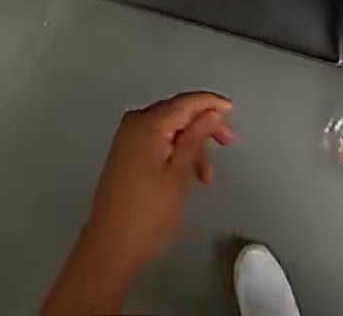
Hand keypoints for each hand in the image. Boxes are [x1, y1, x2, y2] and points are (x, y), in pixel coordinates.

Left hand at [39, 92, 234, 315]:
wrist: (112, 241)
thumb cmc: (149, 212)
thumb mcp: (180, 174)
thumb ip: (195, 138)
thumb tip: (210, 113)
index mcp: (147, 123)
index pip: (183, 102)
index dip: (209, 102)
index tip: (230, 107)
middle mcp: (134, 121)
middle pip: (176, 112)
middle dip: (202, 126)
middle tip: (227, 143)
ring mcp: (127, 135)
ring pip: (168, 128)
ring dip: (190, 144)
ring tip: (205, 176)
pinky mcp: (126, 149)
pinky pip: (157, 138)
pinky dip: (175, 149)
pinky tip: (187, 173)